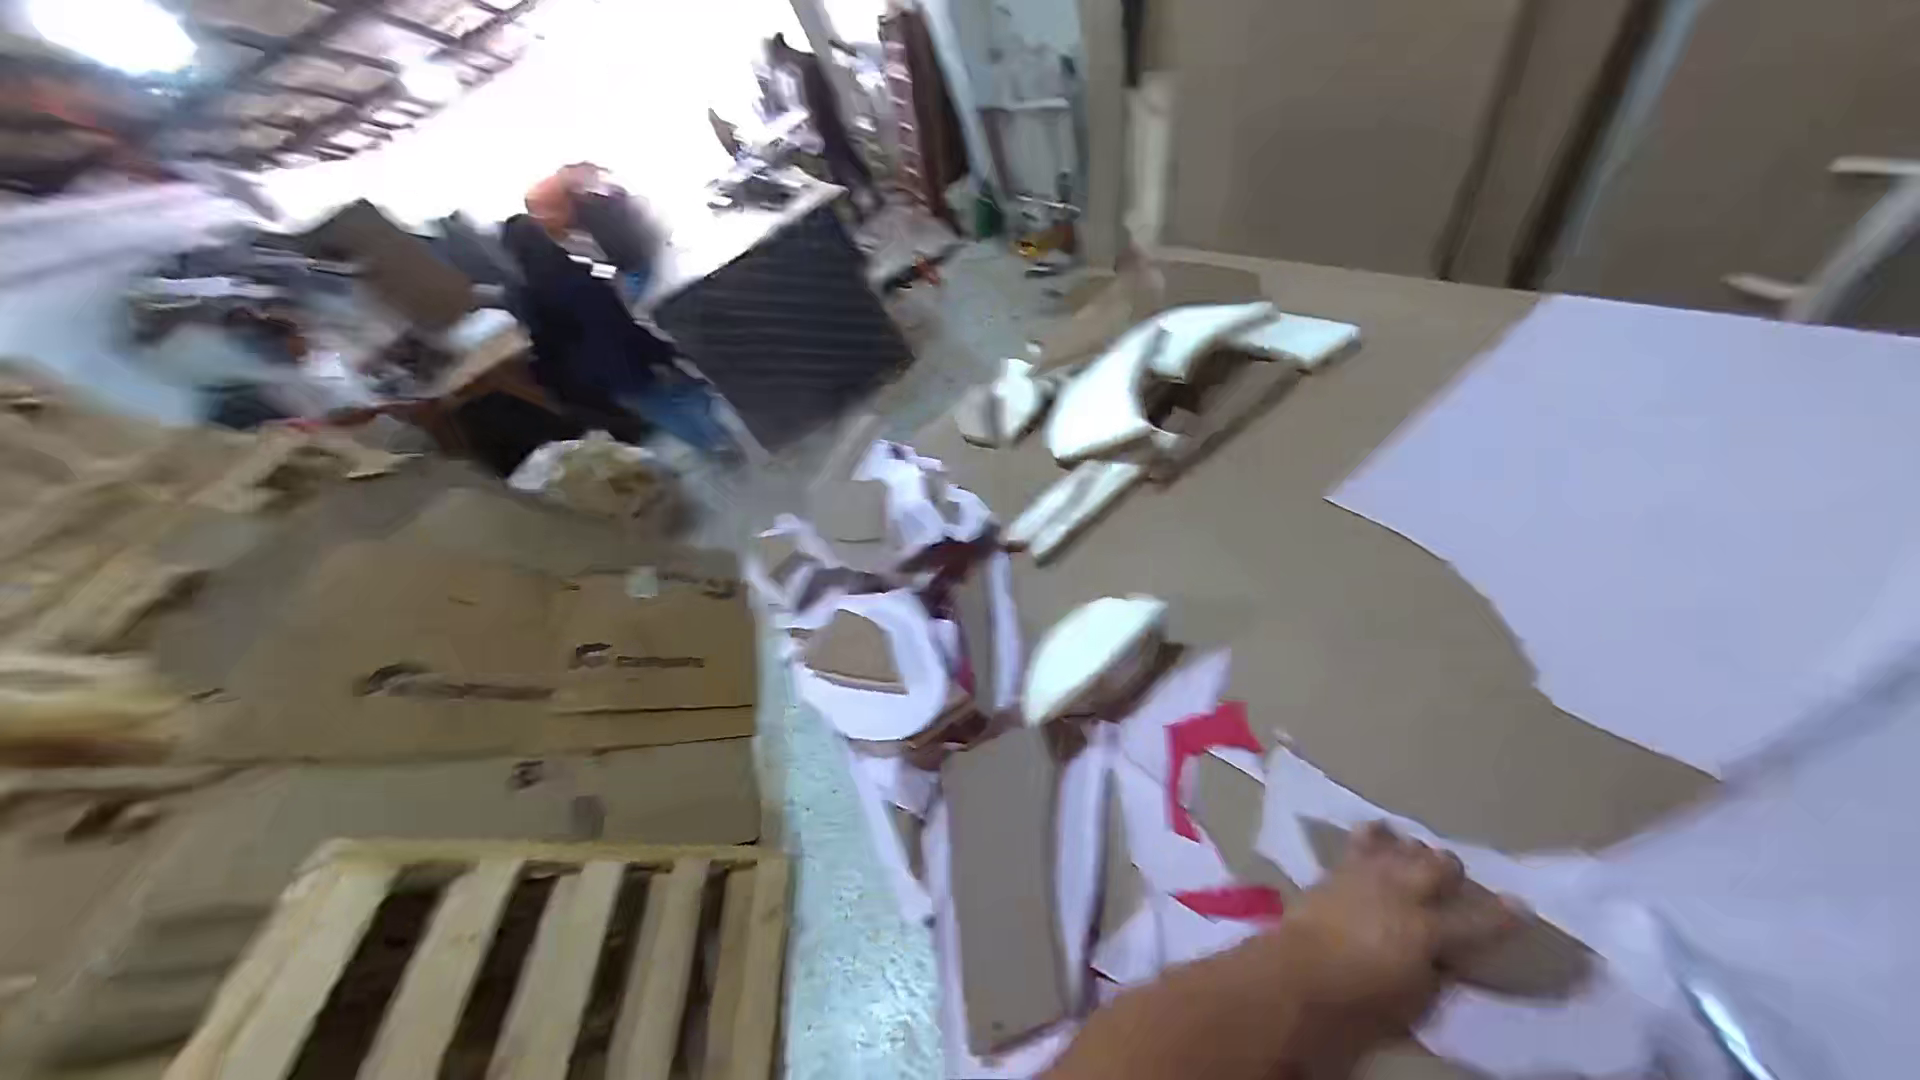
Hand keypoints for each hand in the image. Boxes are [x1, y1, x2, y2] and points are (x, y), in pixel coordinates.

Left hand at [1262, 821, 1520, 1069]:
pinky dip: (1374, 836)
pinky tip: (1379, 830)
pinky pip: (1360, 841)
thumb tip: (1444, 952)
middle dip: (1450, 871)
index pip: (1479, 920)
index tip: (1523, 906)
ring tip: (1416, 857)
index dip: (1506, 915)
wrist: (1302, 971)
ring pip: (1400, 847)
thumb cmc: (1364, 998)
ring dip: (1413, 852)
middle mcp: (1399, 891)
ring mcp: (1365, 874)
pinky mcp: (1337, 868)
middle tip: (1454, 882)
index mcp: (1428, 929)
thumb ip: (1437, 967)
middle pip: (1437, 865)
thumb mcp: (1418, 996)